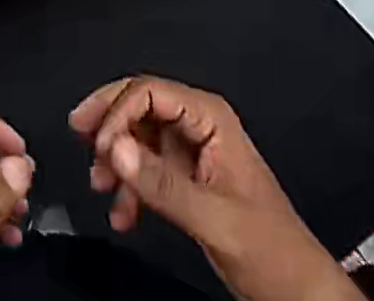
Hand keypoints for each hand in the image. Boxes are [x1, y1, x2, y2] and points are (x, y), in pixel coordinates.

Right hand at [70, 76, 358, 300]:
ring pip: (139, 134)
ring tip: (100, 187)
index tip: (97, 148)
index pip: (152, 92)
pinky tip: (122, 213)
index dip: (118, 112)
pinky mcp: (186, 174)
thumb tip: (112, 147)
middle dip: (109, 122)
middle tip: (78, 139)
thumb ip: (160, 182)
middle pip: (141, 103)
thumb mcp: (212, 217)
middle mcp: (198, 123)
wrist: (295, 287)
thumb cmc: (265, 246)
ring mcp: (191, 148)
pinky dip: (129, 185)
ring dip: (116, 157)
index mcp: (210, 117)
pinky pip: (146, 165)